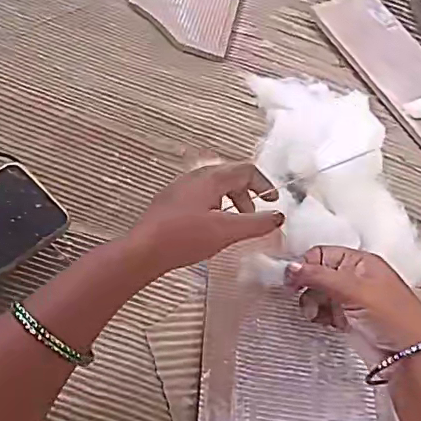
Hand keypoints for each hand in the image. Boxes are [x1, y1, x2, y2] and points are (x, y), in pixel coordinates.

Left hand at [120, 163, 283, 275]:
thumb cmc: (181, 238)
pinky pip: (198, 197)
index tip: (273, 201)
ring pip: (212, 187)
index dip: (264, 184)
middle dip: (247, 194)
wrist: (143, 251)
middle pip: (229, 176)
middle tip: (254, 214)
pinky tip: (209, 228)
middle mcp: (193, 178)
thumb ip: (256, 223)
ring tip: (233, 223)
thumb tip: (277, 217)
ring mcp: (178, 189)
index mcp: (210, 178)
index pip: (245, 170)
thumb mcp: (226, 232)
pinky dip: (213, 207)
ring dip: (229, 201)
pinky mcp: (168, 203)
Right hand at [286, 245, 420, 351]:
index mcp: (360, 263)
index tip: (295, 281)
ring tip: (316, 314)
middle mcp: (354, 278)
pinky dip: (319, 316)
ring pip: (317, 294)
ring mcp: (350, 299)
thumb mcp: (353, 290)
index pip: (322, 254)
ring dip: (311, 304)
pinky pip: (323, 311)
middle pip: (317, 274)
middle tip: (305, 298)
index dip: (306, 266)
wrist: (407, 356)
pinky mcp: (347, 318)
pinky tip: (324, 322)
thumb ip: (319, 276)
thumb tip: (290, 267)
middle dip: (308, 287)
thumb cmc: (392, 317)